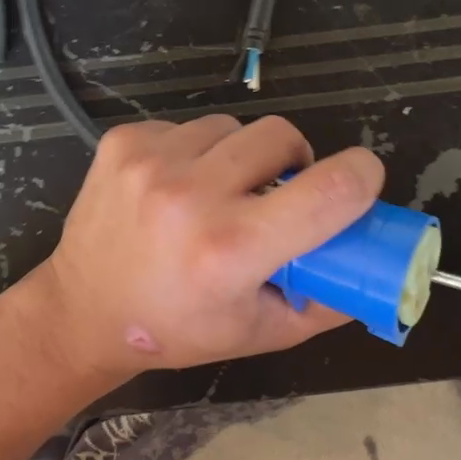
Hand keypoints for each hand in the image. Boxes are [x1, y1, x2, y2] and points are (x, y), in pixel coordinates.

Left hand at [29, 115, 383, 377]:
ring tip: (219, 193)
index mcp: (231, 249)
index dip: (362, 176)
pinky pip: (187, 127)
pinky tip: (176, 186)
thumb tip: (379, 265)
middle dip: (294, 162)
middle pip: (281, 136)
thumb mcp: (260, 332)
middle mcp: (190, 195)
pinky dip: (195, 151)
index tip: (360, 181)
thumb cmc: (175, 329)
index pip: (330, 190)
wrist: (82, 310)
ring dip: (239, 155)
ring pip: (233, 127)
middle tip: (278, 193)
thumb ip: (327, 300)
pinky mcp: (123, 141)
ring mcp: (151, 161)